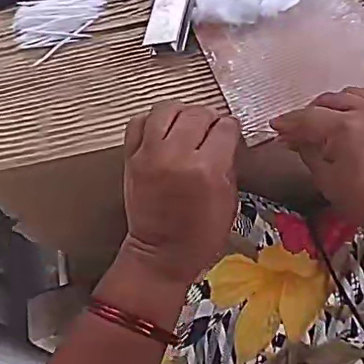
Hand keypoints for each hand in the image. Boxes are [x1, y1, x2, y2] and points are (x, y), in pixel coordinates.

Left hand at [121, 103, 241, 285]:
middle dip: (210, 118)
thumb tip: (227, 137)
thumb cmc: (199, 236)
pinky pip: (138, 122)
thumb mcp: (229, 199)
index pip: (224, 127)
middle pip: (197, 113)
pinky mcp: (131, 158)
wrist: (161, 254)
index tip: (231, 131)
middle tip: (212, 128)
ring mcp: (149, 155)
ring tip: (188, 123)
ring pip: (166, 109)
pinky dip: (152, 121)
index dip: (231, 127)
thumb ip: (228, 163)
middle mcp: (176, 156)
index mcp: (206, 169)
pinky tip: (163, 130)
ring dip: (181, 112)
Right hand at [270, 55, 363, 245]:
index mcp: (346, 128)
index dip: (289, 124)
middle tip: (302, 130)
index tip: (278, 128)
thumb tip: (294, 138)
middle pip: (331, 101)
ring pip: (359, 93)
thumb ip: (308, 152)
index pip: (308, 118)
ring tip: (332, 116)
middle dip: (313, 114)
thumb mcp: (327, 180)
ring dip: (342, 102)